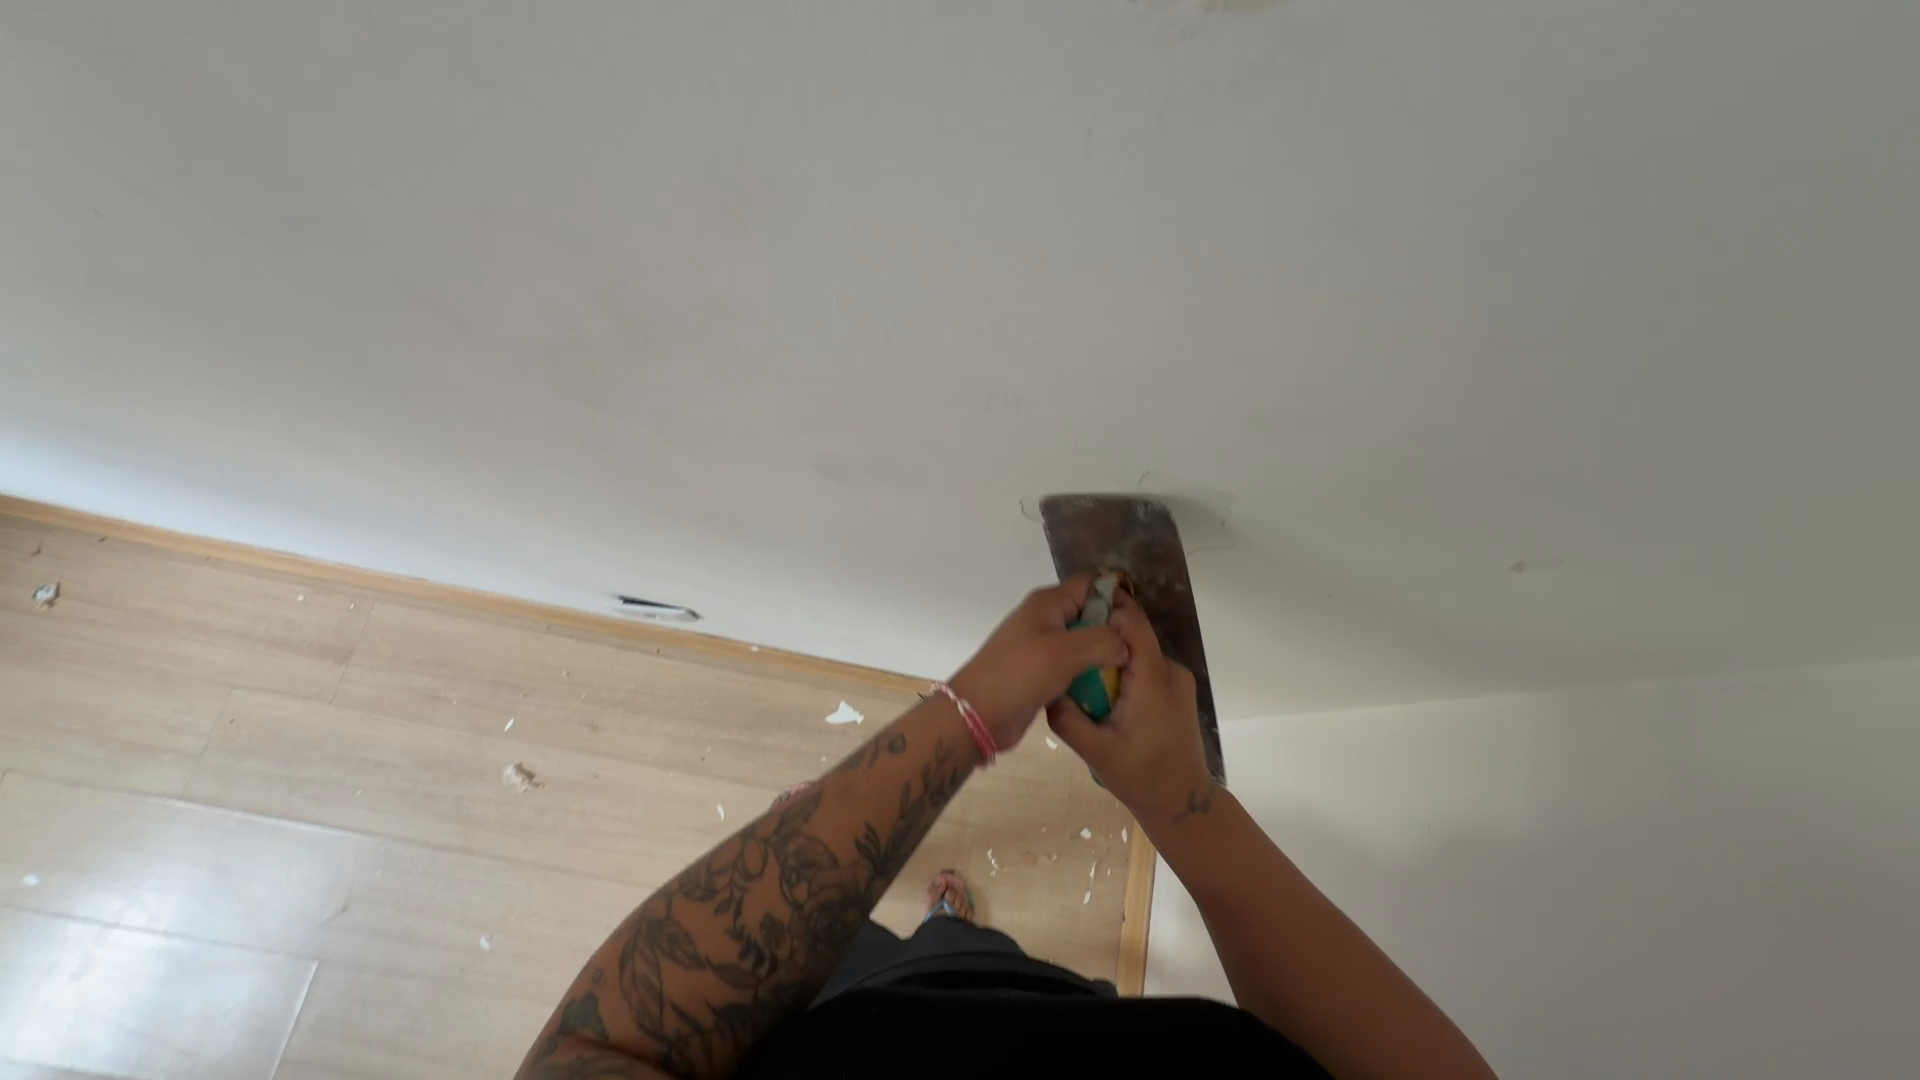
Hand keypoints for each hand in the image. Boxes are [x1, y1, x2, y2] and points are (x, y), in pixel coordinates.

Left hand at [948, 577, 1129, 749]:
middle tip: (1136, 653)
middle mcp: (1044, 619)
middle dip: (1112, 630)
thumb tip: (1125, 643)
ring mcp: (1040, 646)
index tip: (1137, 623)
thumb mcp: (1066, 652)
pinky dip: (1086, 673)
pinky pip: (1071, 665)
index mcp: (1048, 603)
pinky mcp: (1039, 671)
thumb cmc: (1020, 674)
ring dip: (1101, 655)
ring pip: (1081, 643)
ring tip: (1126, 672)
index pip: (1090, 585)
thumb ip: (1103, 640)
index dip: (1115, 597)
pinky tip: (1105, 688)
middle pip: (1088, 614)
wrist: (978, 714)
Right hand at [1046, 590, 1214, 824]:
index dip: (1105, 609)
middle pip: (1132, 634)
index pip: (1132, 623)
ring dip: (1111, 658)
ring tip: (1083, 679)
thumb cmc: (1141, 777)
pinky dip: (1124, 673)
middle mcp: (1170, 671)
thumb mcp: (1096, 753)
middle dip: (1100, 637)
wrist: (1182, 802)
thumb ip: (1068, 719)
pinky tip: (1105, 696)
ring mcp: (1177, 680)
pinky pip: (1146, 667)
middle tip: (1068, 651)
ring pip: (1137, 651)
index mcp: (1153, 680)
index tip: (1074, 613)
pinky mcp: (1176, 690)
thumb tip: (1044, 689)